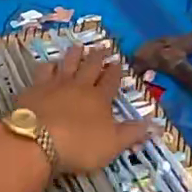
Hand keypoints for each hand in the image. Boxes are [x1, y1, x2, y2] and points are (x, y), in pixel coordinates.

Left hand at [14, 45, 155, 175]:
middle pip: (90, 67)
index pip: (110, 81)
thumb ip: (132, 133)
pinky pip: (43, 71)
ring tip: (79, 46)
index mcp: (99, 99)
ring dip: (74, 55)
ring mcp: (55, 84)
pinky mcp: (35, 88)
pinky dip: (48, 65)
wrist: (37, 140)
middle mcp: (79, 86)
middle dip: (98, 57)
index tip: (118, 61)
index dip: (115, 72)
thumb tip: (156, 124)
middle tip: (102, 46)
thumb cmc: (79, 145)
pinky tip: (49, 63)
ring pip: (68, 64)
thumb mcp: (112, 144)